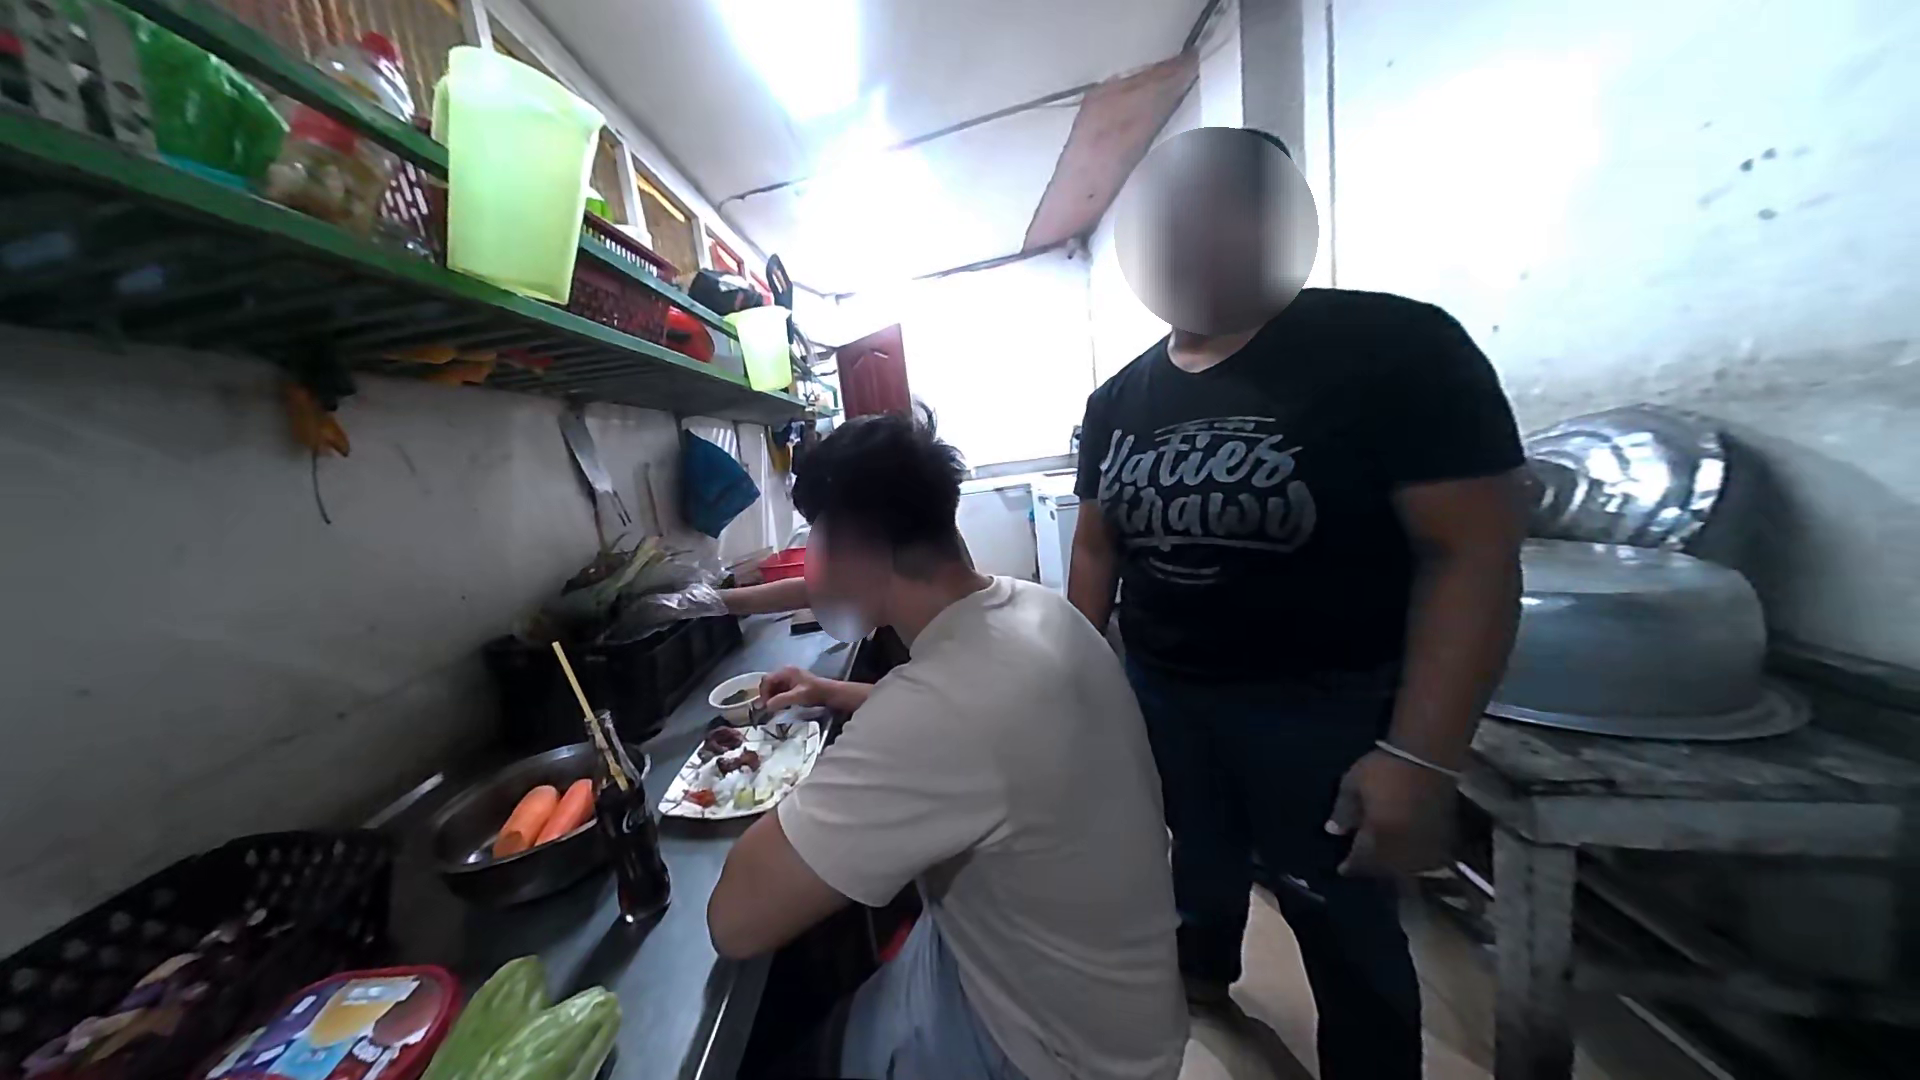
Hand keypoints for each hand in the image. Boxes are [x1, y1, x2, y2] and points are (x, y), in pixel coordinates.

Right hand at [759, 666, 871, 714]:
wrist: (829, 693)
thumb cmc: (814, 693)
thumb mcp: (797, 696)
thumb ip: (781, 700)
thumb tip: (766, 706)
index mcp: (786, 671)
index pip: (767, 680)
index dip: (763, 693)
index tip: (764, 706)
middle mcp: (786, 672)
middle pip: (770, 683)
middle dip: (766, 695)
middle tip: (766, 708)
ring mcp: (790, 678)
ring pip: (774, 687)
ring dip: (772, 697)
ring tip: (772, 709)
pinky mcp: (794, 684)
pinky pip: (781, 690)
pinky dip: (778, 698)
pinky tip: (780, 706)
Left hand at [1324, 750, 1457, 876]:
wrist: (1426, 758)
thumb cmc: (1382, 769)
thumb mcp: (1352, 785)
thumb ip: (1342, 811)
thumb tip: (1333, 832)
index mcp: (1379, 834)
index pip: (1363, 859)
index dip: (1351, 866)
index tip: (1341, 870)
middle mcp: (1405, 847)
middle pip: (1387, 869)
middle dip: (1372, 870)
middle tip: (1360, 867)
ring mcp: (1428, 845)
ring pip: (1409, 869)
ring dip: (1394, 870)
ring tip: (1381, 865)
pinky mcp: (1446, 839)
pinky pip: (1430, 862)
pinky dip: (1416, 864)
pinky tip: (1407, 858)